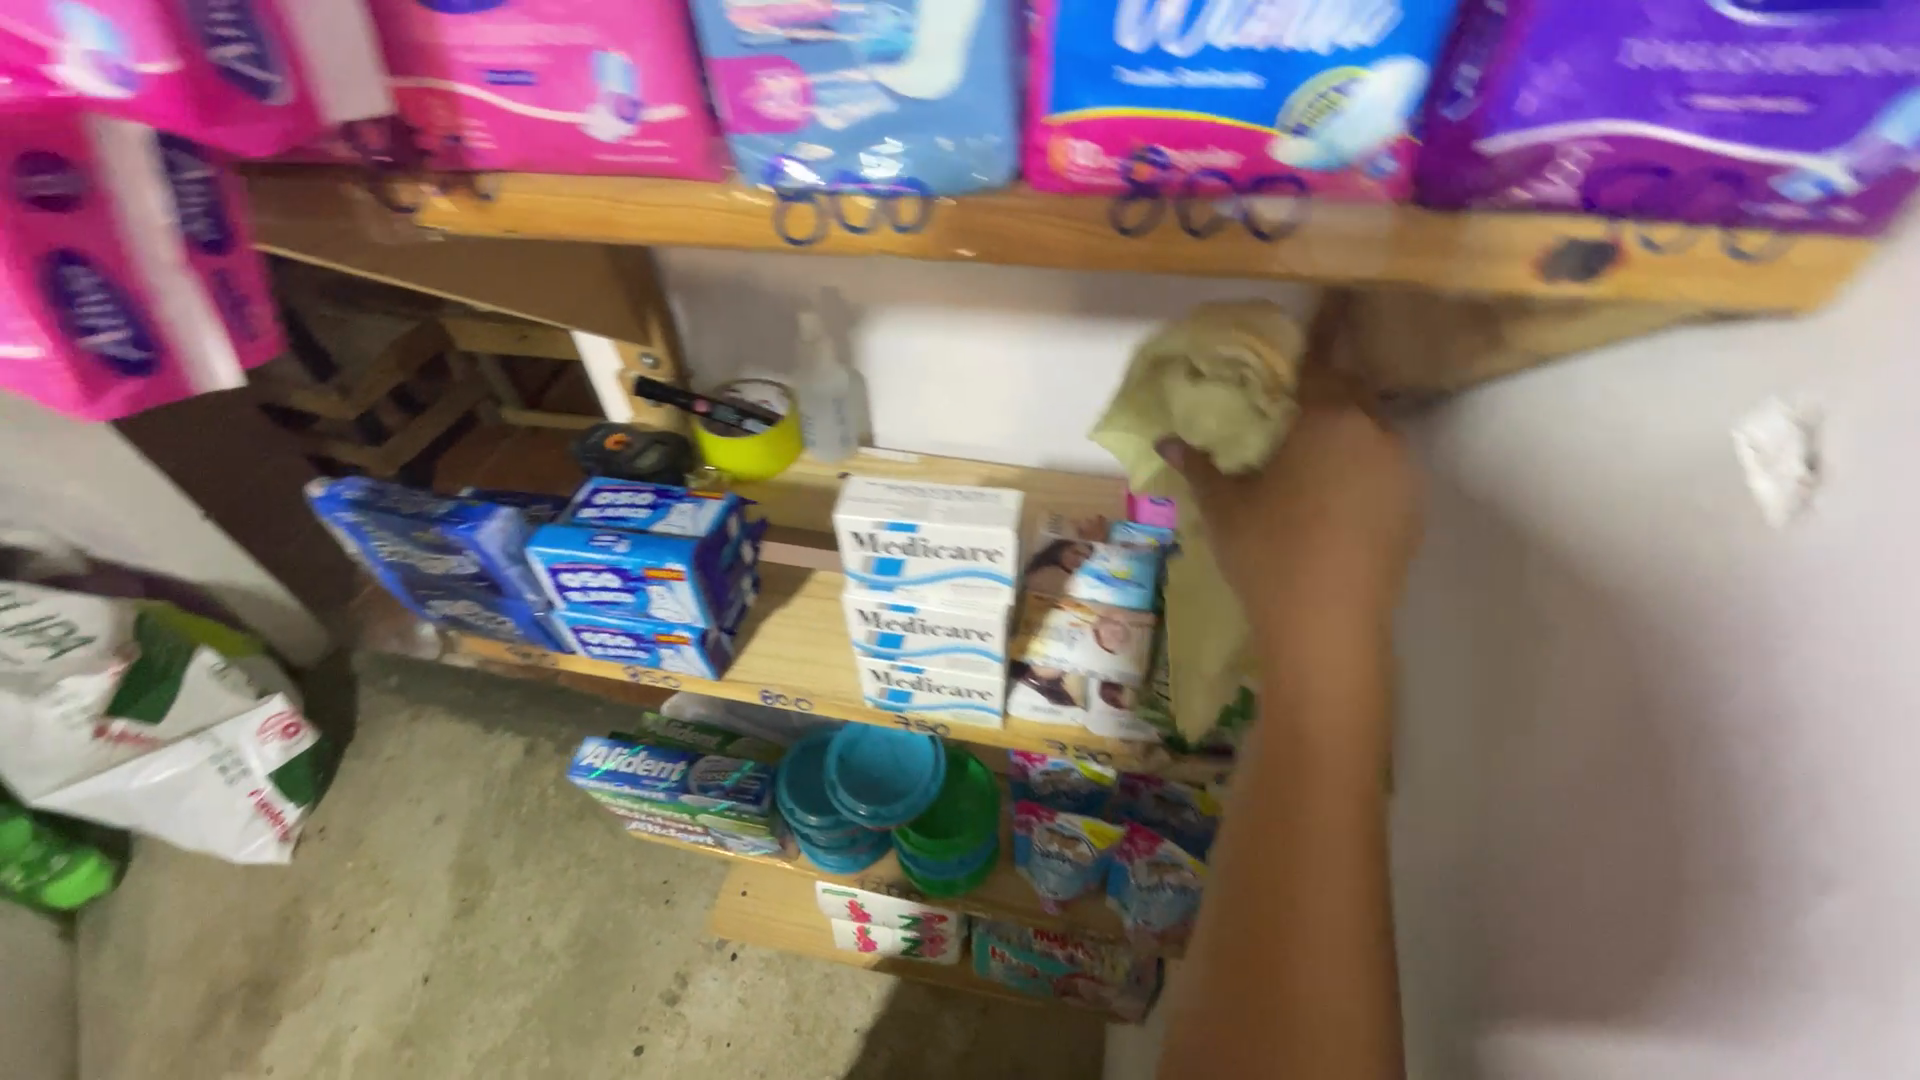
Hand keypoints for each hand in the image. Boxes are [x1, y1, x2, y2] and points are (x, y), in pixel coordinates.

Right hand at [1158, 366, 1420, 647]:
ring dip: (1346, 432)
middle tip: (1295, 405)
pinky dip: (1362, 468)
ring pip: (1373, 432)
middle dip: (1327, 391)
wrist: (1326, 624)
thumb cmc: (1266, 552)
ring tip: (1311, 457)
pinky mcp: (1414, 508)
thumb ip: (1198, 465)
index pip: (1321, 365)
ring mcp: (1403, 471)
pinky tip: (1334, 500)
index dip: (1316, 341)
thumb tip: (1165, 441)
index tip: (1321, 313)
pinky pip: (1386, 469)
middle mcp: (1376, 434)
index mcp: (1329, 420)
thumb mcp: (1222, 506)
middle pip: (1353, 394)